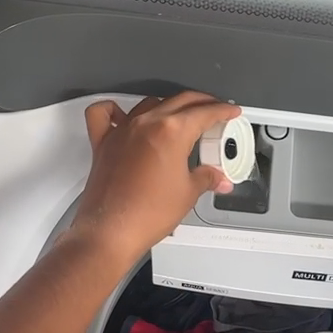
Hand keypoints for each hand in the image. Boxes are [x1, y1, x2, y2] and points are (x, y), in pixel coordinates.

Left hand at [66, 92, 241, 262]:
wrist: (112, 232)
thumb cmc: (146, 214)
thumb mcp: (188, 194)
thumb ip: (206, 178)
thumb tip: (216, 177)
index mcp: (171, 132)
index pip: (204, 112)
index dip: (222, 111)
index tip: (229, 111)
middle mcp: (145, 124)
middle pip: (179, 101)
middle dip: (201, 103)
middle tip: (213, 111)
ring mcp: (122, 131)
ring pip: (149, 103)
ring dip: (168, 106)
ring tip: (180, 119)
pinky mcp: (104, 143)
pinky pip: (103, 114)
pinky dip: (113, 110)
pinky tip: (123, 115)